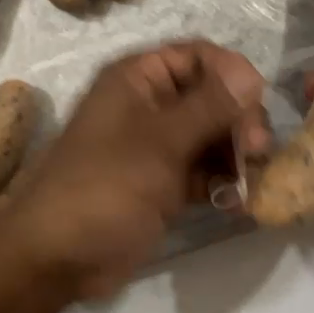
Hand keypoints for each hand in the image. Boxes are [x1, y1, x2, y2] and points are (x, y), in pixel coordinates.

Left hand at [0, 41, 269, 302]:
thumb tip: (251, 71)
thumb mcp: (161, 142)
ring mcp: (155, 146)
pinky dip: (221, 182)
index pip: (196, 55)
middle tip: (258, 150)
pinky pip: (201, 171)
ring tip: (252, 179)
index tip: (258, 101)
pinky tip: (239, 203)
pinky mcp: (161, 184)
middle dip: (238, 118)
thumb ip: (209, 106)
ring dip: (235, 153)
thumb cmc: (105, 184)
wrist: (55, 257)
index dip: (230, 72)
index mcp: (138, 78)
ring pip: (210, 135)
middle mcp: (148, 104)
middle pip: (210, 95)